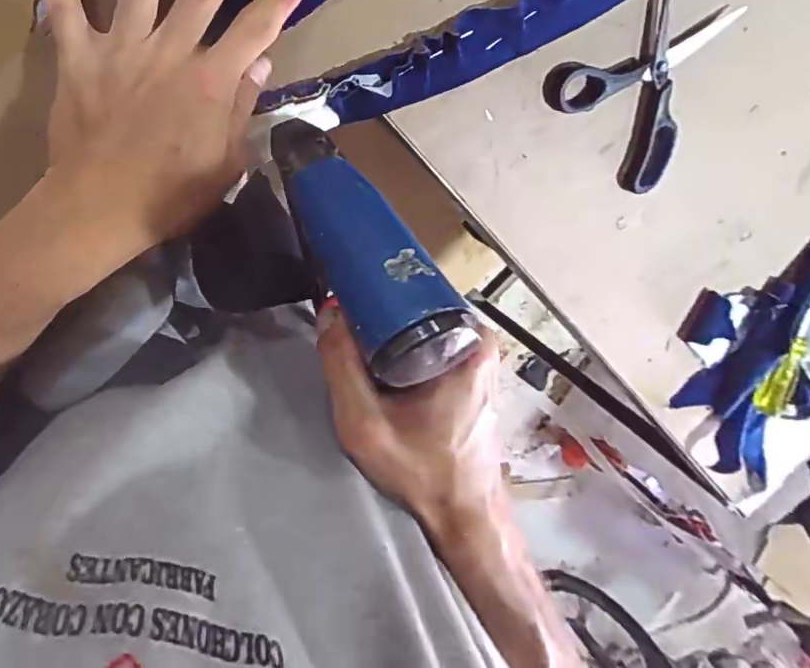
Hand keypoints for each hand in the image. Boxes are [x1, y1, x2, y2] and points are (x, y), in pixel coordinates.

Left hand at [42, 0, 312, 255]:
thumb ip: (241, 109)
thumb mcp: (224, 163)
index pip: (257, 27)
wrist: (96, 211)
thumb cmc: (167, 195)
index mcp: (210, 81)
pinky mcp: (77, 58)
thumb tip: (257, 61)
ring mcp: (119, 50)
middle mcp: (168, 52)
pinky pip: (65, 12)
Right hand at [316, 304, 505, 535]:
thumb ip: (341, 366)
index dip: (379, 290)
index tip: (350, 294)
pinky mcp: (472, 378)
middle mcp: (480, 346)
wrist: (464, 519)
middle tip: (349, 323)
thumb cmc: (423, 472)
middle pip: (419, 306)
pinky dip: (406, 347)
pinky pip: (432, 343)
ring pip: (424, 324)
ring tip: (360, 341)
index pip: (417, 291)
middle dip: (381, 311)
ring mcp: (479, 362)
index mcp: (468, 346)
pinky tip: (381, 362)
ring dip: (392, 330)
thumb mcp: (366, 423)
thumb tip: (329, 313)